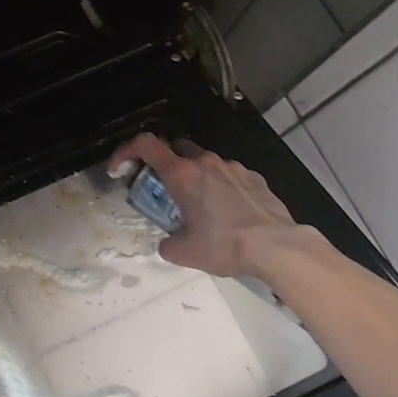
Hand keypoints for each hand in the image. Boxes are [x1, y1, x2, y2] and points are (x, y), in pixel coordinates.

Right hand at [111, 132, 322, 278]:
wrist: (276, 246)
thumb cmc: (224, 245)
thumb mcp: (184, 252)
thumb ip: (167, 243)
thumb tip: (169, 242)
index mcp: (182, 175)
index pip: (146, 144)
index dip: (127, 151)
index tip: (121, 169)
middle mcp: (206, 162)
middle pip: (176, 148)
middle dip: (164, 164)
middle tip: (163, 189)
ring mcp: (233, 167)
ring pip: (204, 161)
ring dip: (194, 176)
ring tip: (199, 205)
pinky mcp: (254, 177)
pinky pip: (229, 175)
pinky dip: (220, 186)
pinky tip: (227, 211)